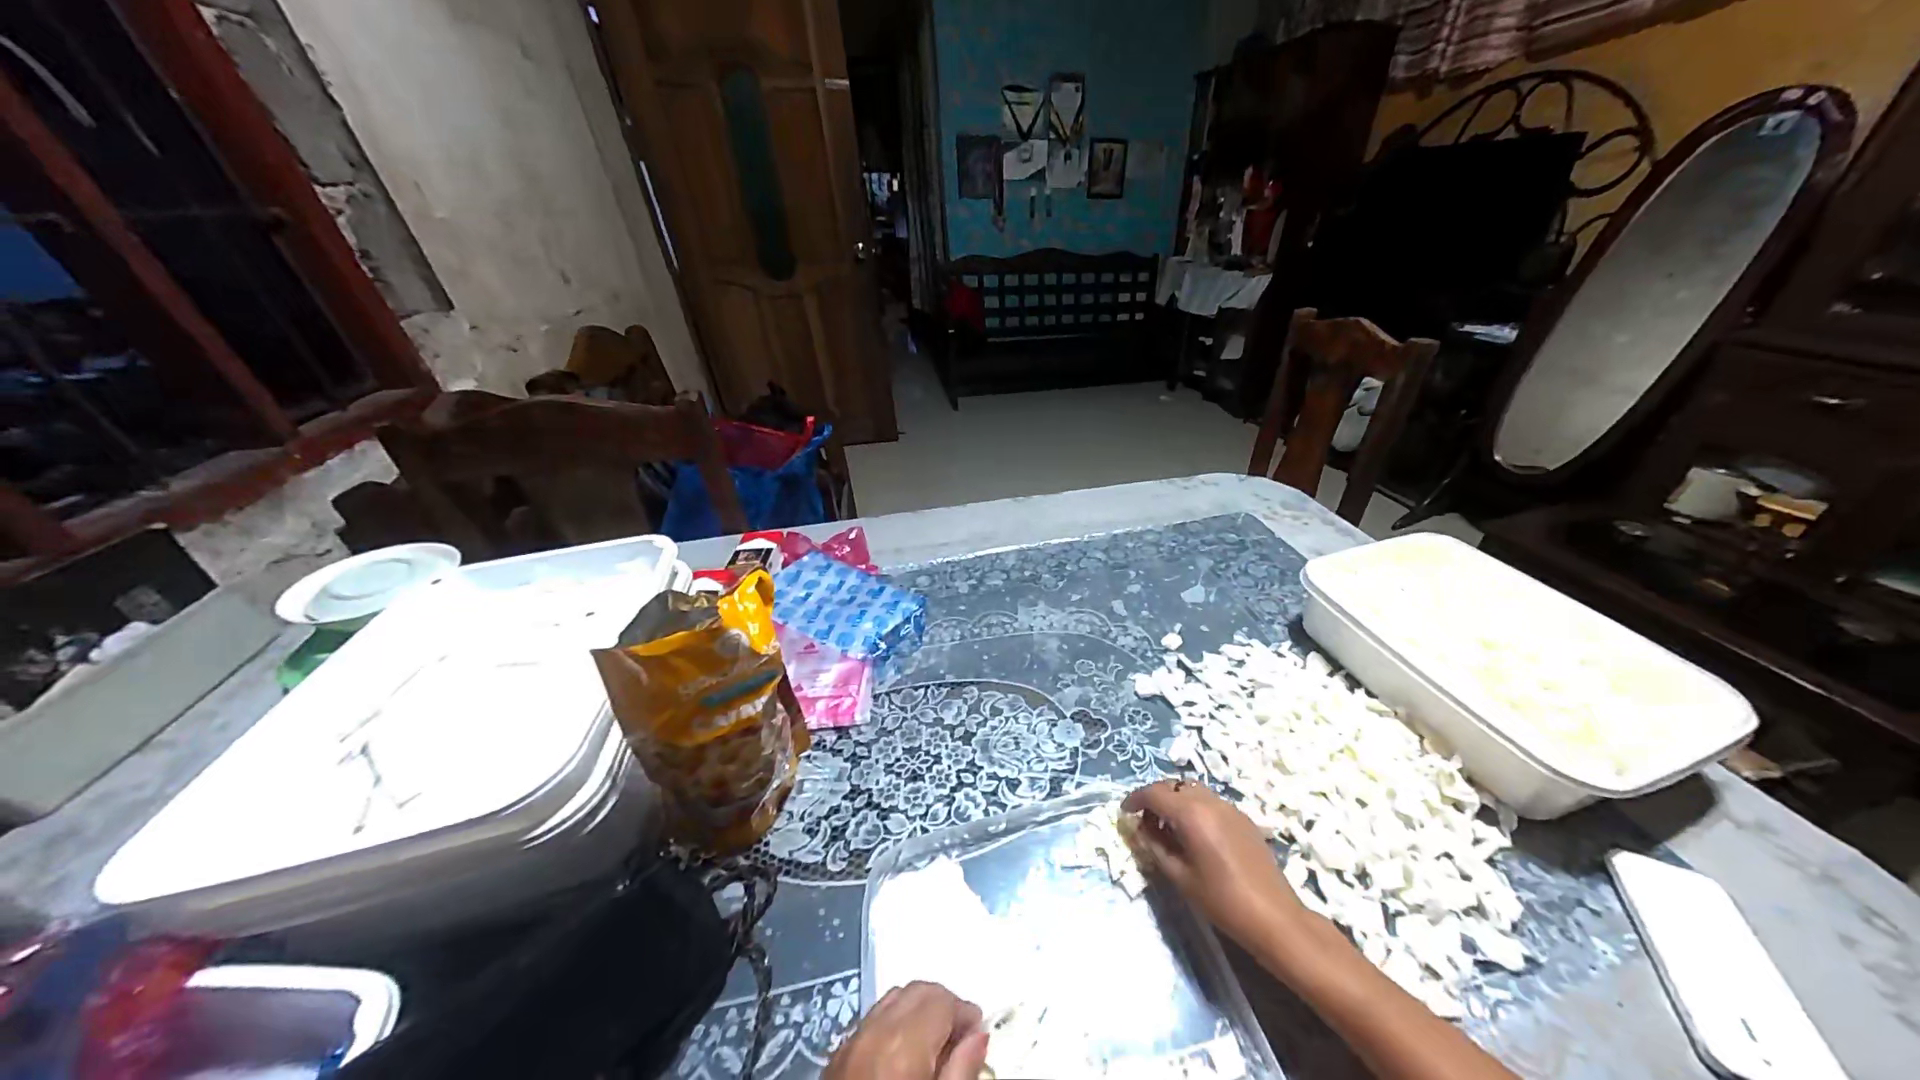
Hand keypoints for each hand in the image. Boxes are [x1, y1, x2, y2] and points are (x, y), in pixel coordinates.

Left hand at [823, 982, 989, 1079]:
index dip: (966, 1014)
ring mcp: (852, 1041)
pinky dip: (893, 1022)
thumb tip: (979, 1034)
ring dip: (918, 1011)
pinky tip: (902, 1055)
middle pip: (918, 992)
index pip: (943, 1001)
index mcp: (905, 1044)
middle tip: (960, 1040)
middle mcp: (876, 1031)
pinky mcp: (837, 1056)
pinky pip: (872, 1019)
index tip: (977, 1036)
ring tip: (933, 1047)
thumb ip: (963, 1070)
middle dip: (943, 1006)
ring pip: (893, 1000)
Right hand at [1123, 780, 1307, 949]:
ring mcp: (1229, 808)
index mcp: (1191, 814)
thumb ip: (1155, 846)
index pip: (1154, 793)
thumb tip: (1140, 829)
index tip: (1125, 812)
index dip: (1135, 800)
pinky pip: (1210, 801)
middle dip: (1154, 797)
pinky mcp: (1243, 818)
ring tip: (1168, 826)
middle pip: (1173, 785)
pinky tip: (1194, 833)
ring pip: (1193, 790)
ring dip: (1175, 800)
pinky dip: (1194, 807)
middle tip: (1144, 820)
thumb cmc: (1222, 900)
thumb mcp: (1180, 876)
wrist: (1274, 917)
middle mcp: (1210, 802)